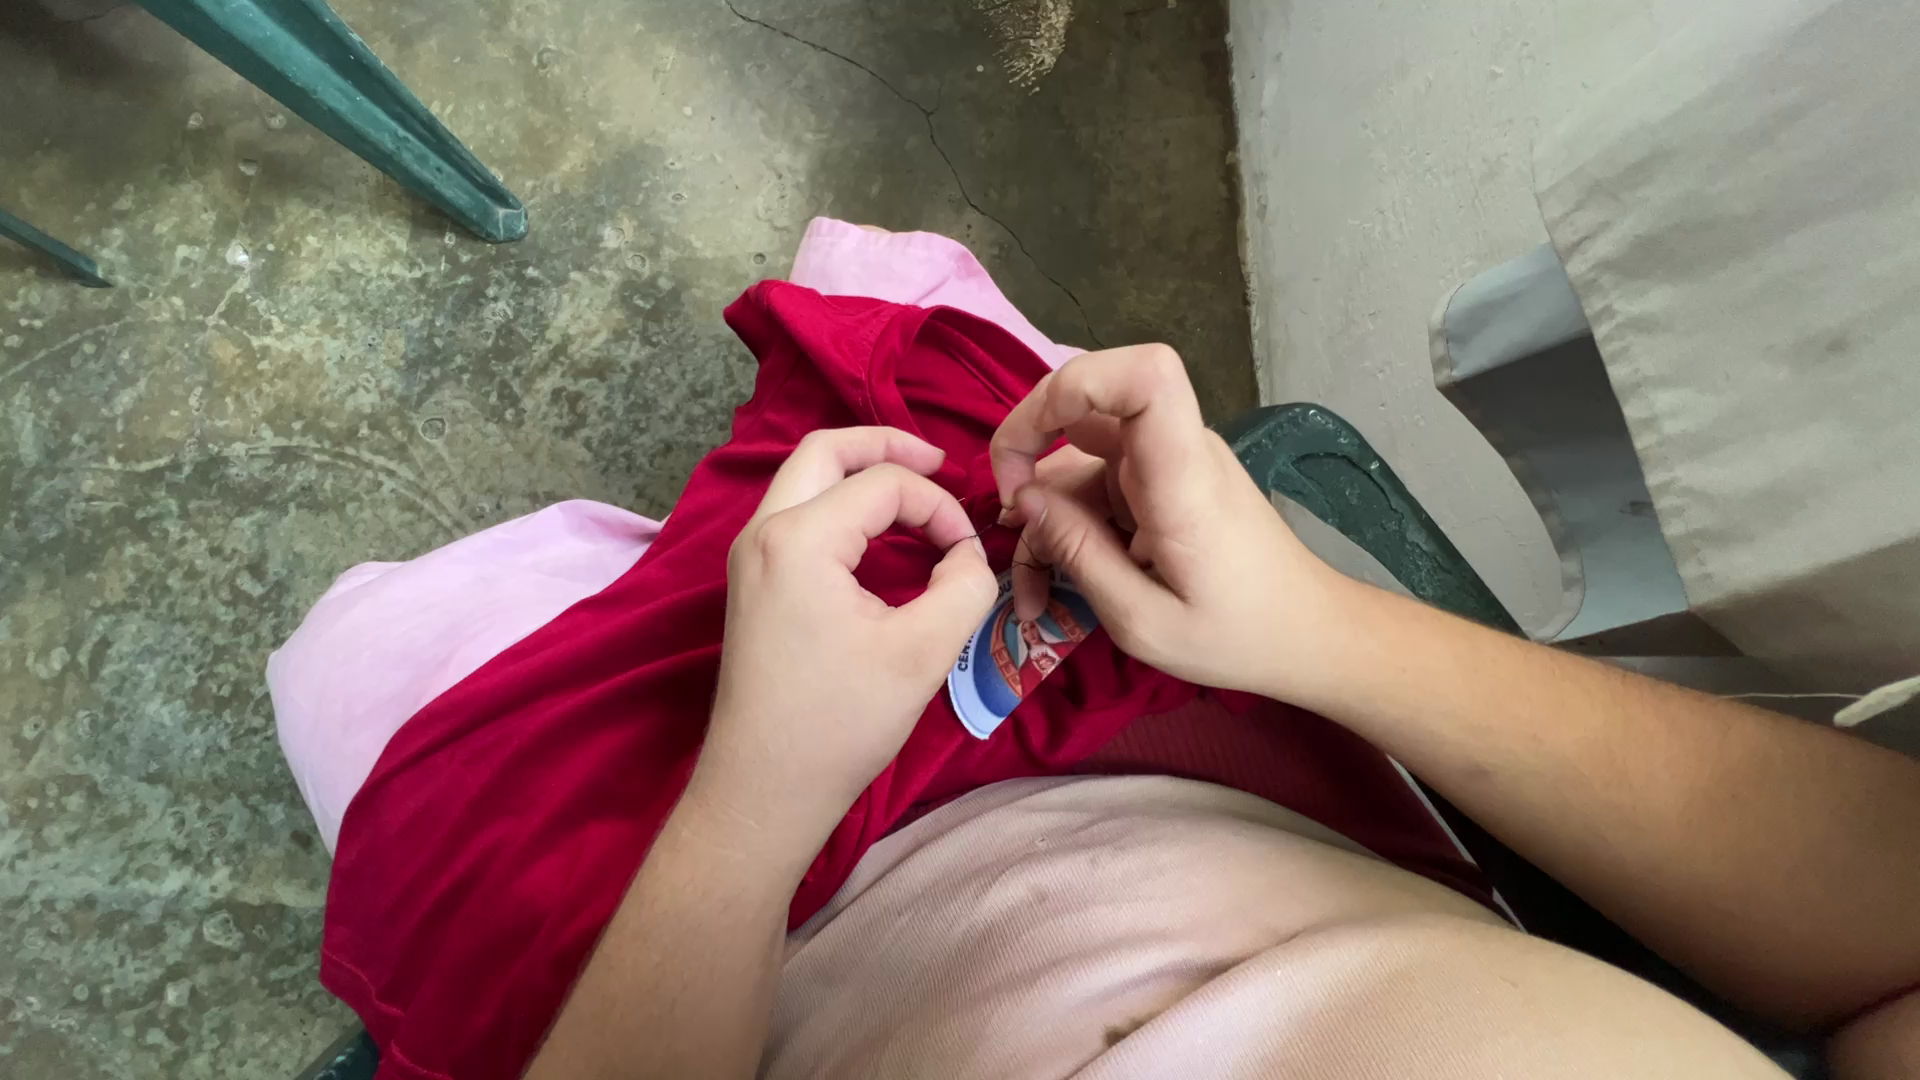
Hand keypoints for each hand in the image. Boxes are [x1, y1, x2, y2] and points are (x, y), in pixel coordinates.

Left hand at [694, 427, 997, 859]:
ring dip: (862, 473)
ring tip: (916, 490)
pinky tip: (880, 533)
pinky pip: (800, 516)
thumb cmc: (840, 723)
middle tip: (940, 463)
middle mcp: (763, 531)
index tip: (970, 554)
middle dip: (887, 446)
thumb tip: (969, 554)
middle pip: (825, 451)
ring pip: (806, 479)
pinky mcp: (754, 583)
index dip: (940, 507)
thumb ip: (965, 585)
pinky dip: (844, 507)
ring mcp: (750, 556)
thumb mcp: (924, 650)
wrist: (763, 790)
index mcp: (799, 538)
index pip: (885, 485)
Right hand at [989, 345, 1344, 699]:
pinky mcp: (1160, 482)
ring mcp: (1166, 463)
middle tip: (1004, 522)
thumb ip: (1078, 552)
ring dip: (1044, 514)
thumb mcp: (1141, 618)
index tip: (1024, 458)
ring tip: (1033, 591)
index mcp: (1182, 477)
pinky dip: (1068, 526)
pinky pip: (1095, 485)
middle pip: (1085, 409)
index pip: (1142, 375)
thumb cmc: (1235, 636)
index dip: (1069, 387)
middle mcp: (1175, 451)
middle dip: (1027, 457)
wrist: (1306, 635)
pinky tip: (1056, 580)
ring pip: (1077, 456)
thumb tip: (1022, 497)